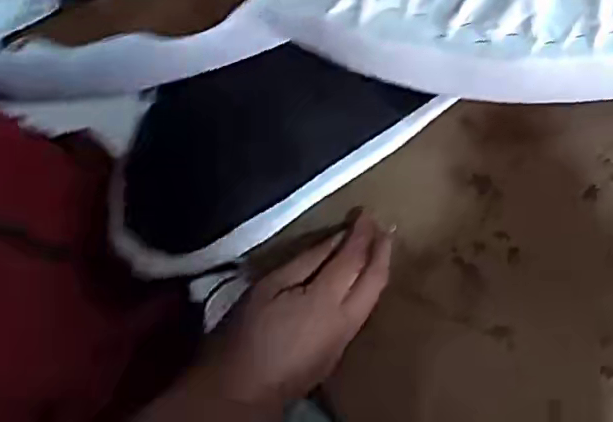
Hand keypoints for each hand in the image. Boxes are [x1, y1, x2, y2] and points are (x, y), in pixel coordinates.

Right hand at [155, 215, 393, 417]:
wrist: (230, 400)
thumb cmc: (242, 336)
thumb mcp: (268, 287)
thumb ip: (308, 259)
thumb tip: (338, 237)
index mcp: (325, 302)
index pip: (355, 257)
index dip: (363, 231)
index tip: (365, 212)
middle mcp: (344, 321)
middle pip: (376, 277)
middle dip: (382, 248)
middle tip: (381, 226)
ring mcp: (344, 341)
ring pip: (375, 296)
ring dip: (378, 268)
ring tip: (377, 246)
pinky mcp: (338, 355)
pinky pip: (364, 312)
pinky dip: (368, 288)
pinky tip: (362, 278)